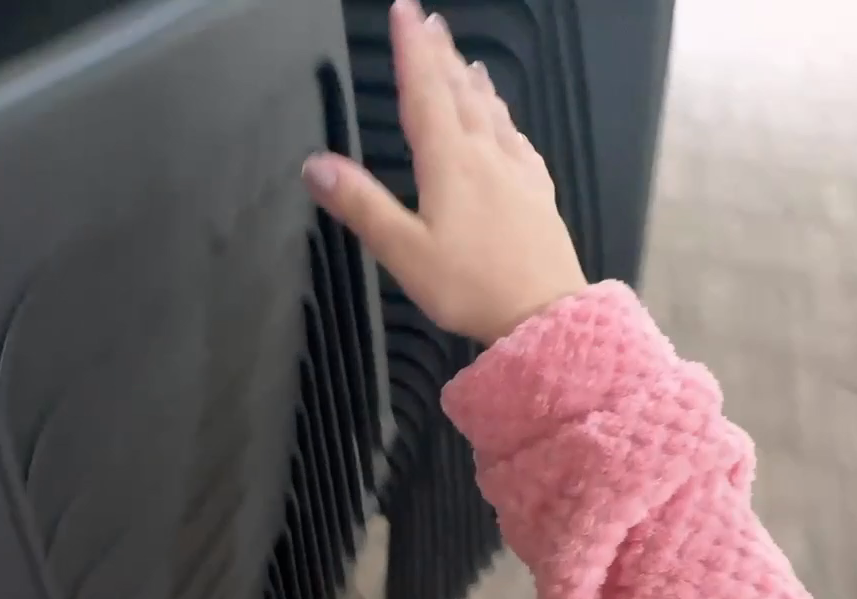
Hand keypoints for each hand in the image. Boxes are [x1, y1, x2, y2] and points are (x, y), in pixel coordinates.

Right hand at [303, 0, 586, 342]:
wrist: (541, 311)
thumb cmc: (466, 285)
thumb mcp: (402, 250)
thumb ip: (361, 205)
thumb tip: (316, 165)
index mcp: (449, 162)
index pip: (425, 93)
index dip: (411, 51)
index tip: (405, 10)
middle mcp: (486, 154)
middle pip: (460, 93)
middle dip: (441, 56)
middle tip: (431, 22)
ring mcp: (516, 170)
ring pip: (492, 112)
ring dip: (472, 81)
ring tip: (464, 61)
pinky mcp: (536, 192)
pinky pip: (517, 139)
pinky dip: (504, 118)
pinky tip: (505, 122)